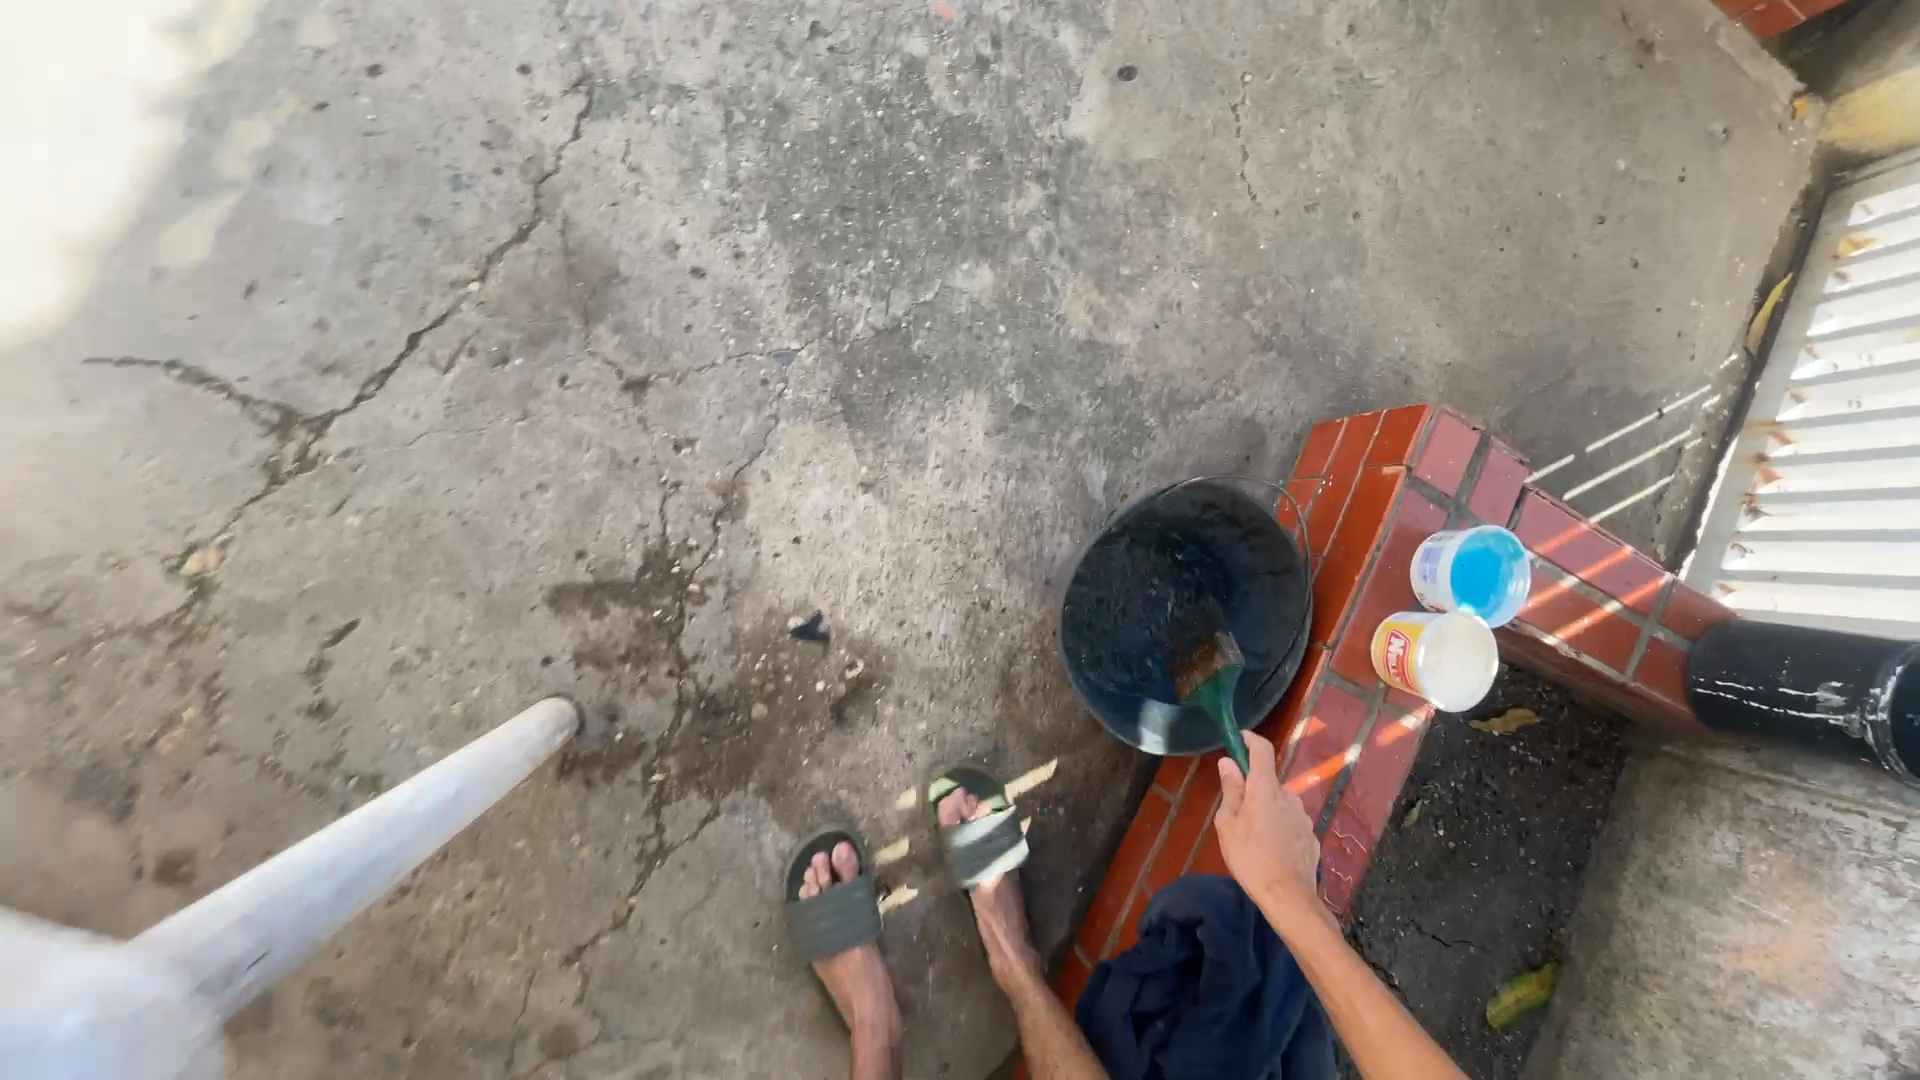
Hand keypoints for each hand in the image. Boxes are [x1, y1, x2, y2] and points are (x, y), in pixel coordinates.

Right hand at [1213, 731, 1326, 934]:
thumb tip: (1229, 763)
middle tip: (1237, 816)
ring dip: (1267, 812)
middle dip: (1252, 792)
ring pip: (1279, 805)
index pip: (1262, 750)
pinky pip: (1291, 824)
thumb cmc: (1250, 858)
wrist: (1288, 898)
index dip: (1250, 739)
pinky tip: (1272, 852)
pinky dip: (1280, 829)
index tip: (1239, 738)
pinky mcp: (1312, 837)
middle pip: (1267, 783)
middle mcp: (1289, 796)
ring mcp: (1303, 817)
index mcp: (1265, 789)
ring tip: (1254, 839)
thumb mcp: (1228, 824)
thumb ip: (1231, 791)